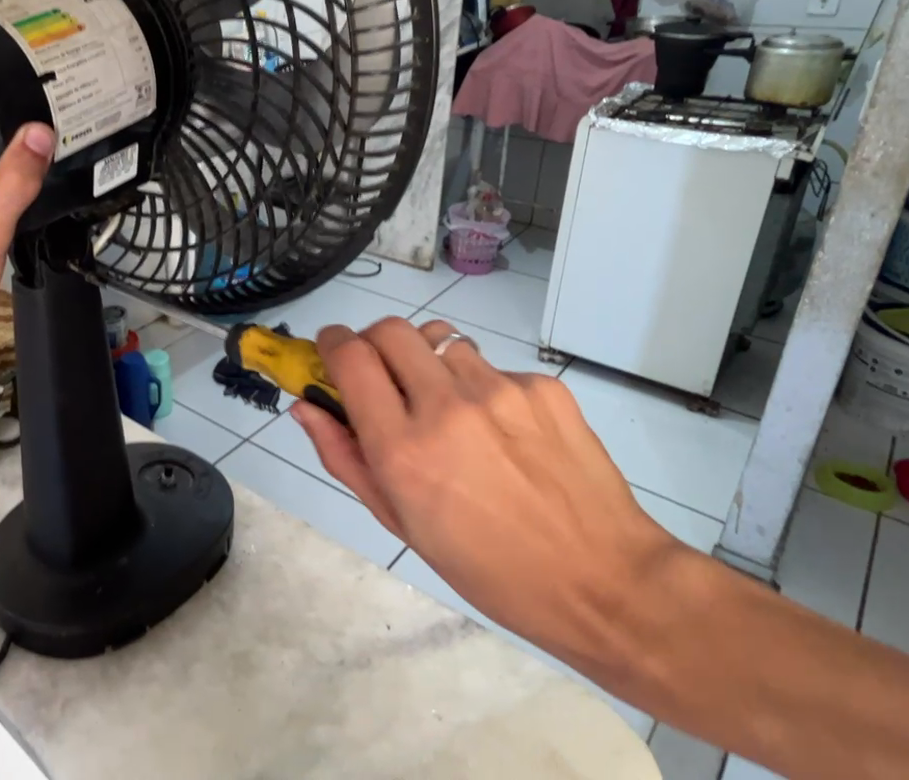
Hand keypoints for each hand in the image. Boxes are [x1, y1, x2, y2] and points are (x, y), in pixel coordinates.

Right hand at [289, 317, 686, 668]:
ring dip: (428, 363)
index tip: (330, 350)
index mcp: (403, 449)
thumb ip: (345, 458)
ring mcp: (500, 391)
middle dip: (373, 342)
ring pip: (441, 342)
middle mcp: (447, 407)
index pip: (350, 357)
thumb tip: (306, 407)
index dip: (331, 343)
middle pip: (390, 329)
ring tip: (449, 410)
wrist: (602, 579)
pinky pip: (491, 367)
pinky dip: (479, 386)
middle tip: (381, 374)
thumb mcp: (401, 524)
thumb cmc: (486, 567)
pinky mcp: (543, 388)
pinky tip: (501, 432)